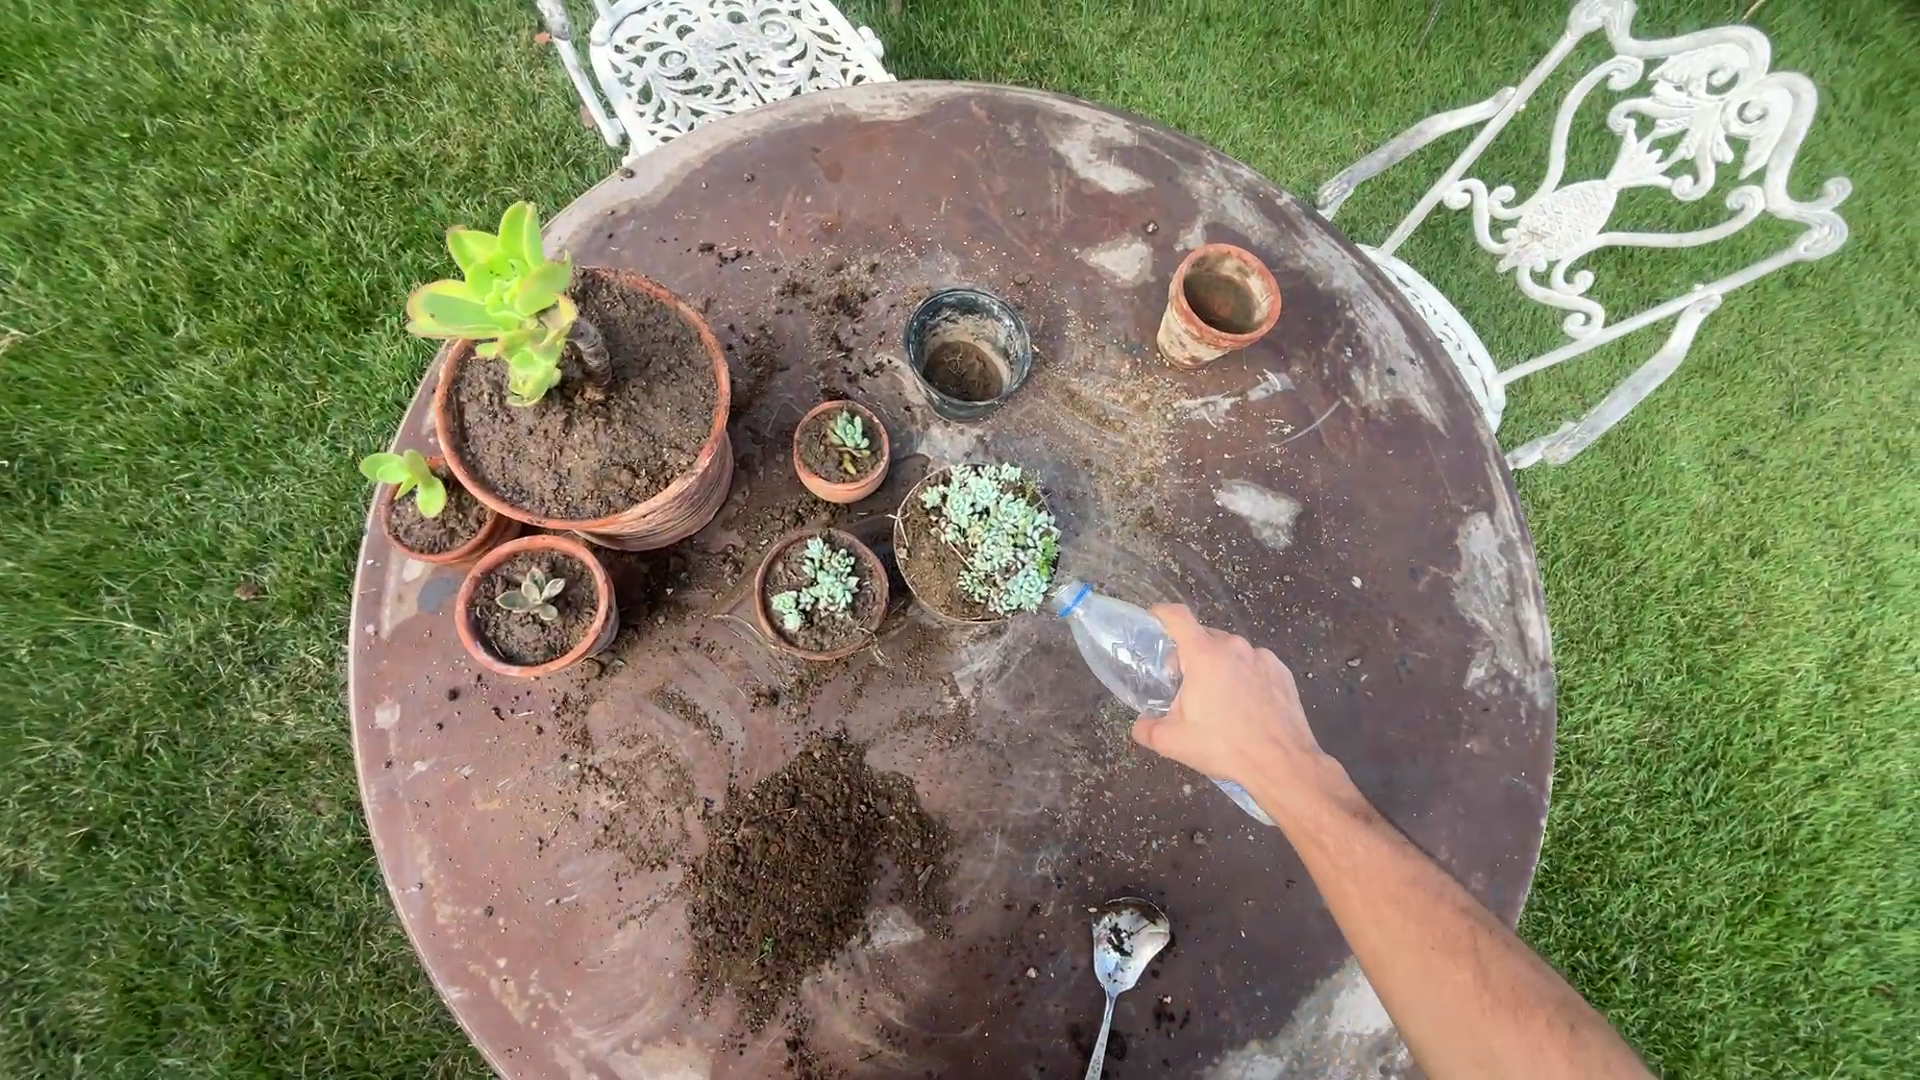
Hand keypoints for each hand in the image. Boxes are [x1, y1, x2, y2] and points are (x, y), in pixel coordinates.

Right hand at [1131, 605, 1325, 789]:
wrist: (1282, 764)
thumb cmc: (1224, 746)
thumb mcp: (1173, 742)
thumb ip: (1146, 728)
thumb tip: (1141, 724)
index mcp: (1204, 655)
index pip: (1177, 617)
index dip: (1161, 614)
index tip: (1154, 621)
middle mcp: (1234, 647)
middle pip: (1203, 637)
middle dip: (1189, 655)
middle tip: (1185, 685)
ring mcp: (1261, 657)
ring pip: (1229, 651)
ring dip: (1218, 666)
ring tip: (1218, 699)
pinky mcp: (1281, 671)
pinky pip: (1253, 664)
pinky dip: (1244, 676)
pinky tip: (1245, 705)